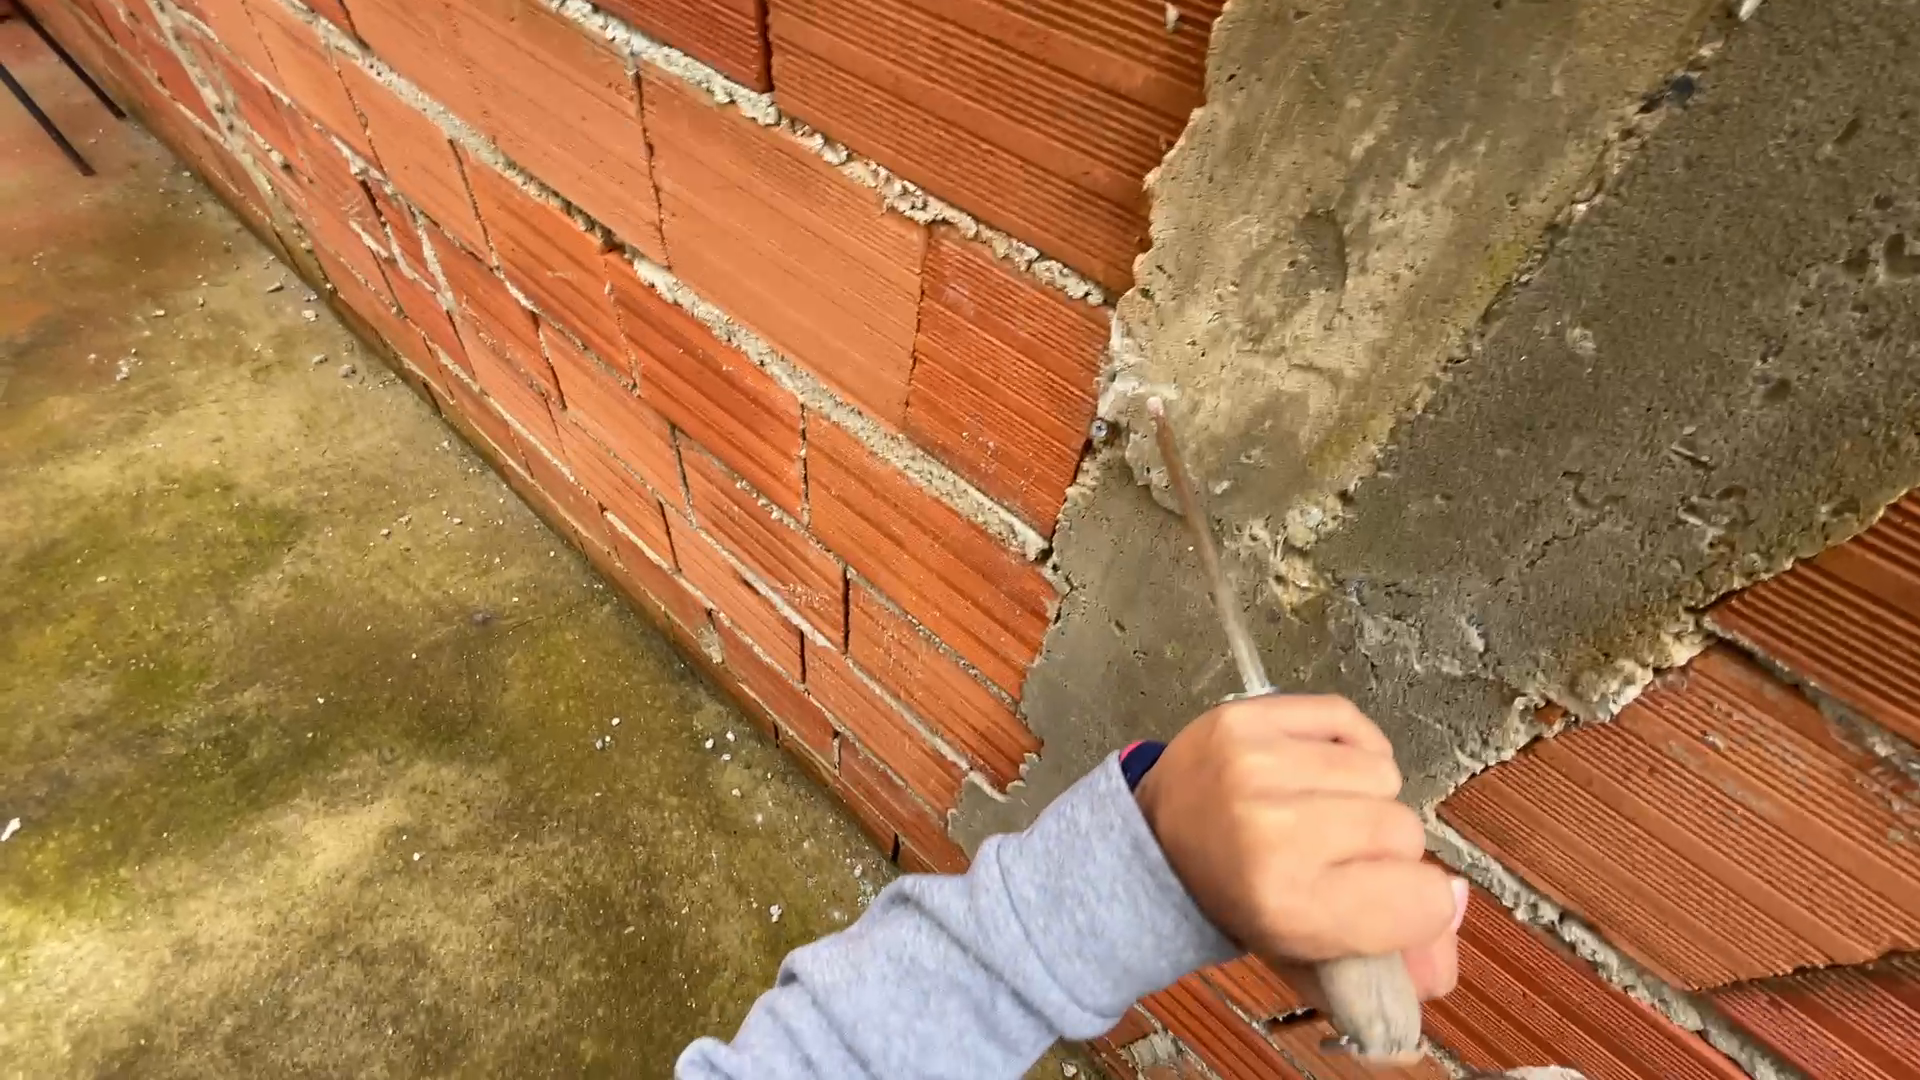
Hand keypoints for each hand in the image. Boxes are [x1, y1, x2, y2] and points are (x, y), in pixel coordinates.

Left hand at [1133, 695, 1466, 1003]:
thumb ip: (1394, 954)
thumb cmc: (1235, 894)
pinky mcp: (1243, 715)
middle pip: (1403, 829)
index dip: (1415, 900)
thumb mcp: (1307, 951)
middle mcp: (1270, 829)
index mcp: (1289, 904)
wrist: (1155, 839)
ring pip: (1379, 770)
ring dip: (1361, 791)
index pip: (1420, 898)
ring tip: (1318, 806)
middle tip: (1335, 850)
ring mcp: (1253, 762)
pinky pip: (1344, 717)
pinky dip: (1347, 741)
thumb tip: (1454, 905)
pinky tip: (1318, 765)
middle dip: (1382, 846)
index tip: (1383, 893)